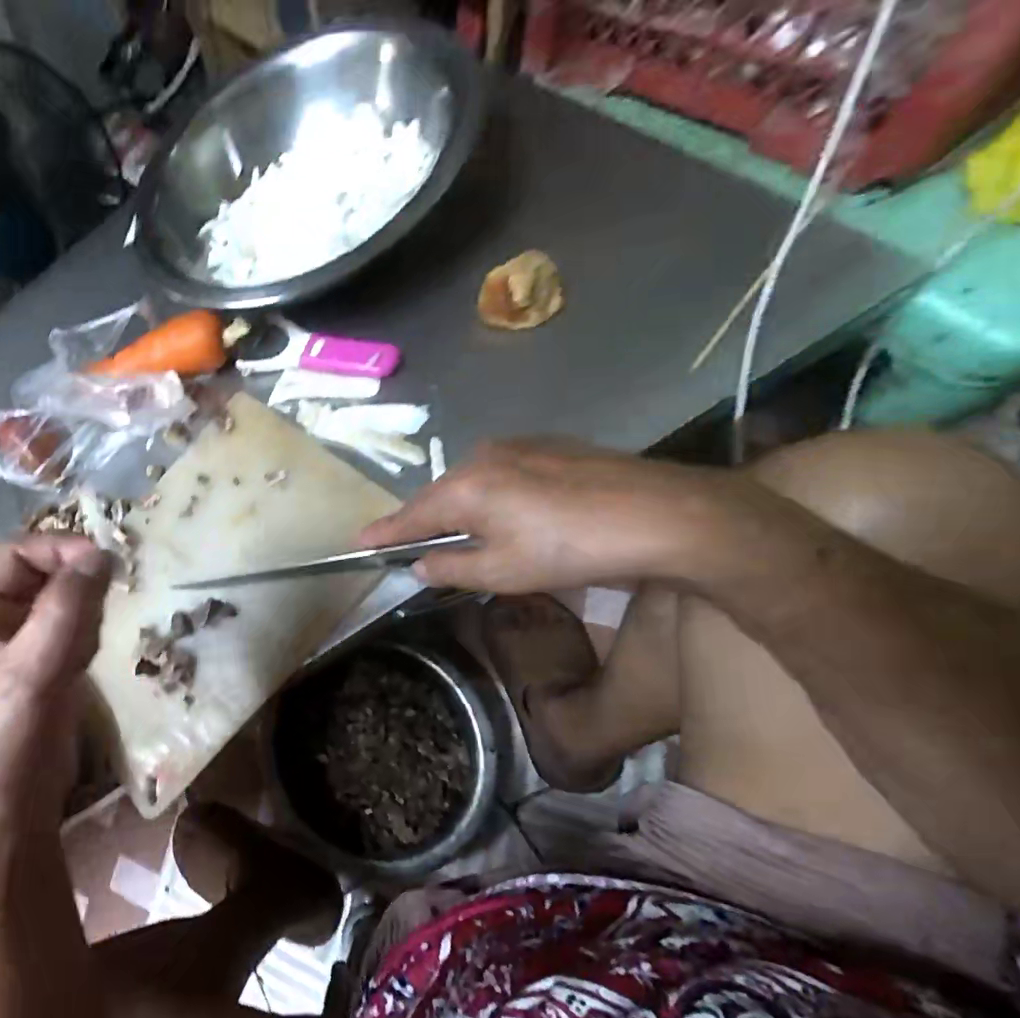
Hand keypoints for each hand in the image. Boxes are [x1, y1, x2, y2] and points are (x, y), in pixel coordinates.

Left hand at [0, 535, 110, 829]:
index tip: (106, 560)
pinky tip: (80, 668)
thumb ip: (66, 608)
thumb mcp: (30, 672)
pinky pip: (69, 633)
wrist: (7, 823)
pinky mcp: (37, 669)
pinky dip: (84, 640)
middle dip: (73, 590)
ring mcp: (11, 648)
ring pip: (59, 604)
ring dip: (82, 619)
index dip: (58, 552)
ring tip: (80, 655)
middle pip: (37, 579)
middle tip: (103, 608)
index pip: (12, 558)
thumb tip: (100, 553)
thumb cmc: (3, 746)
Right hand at [358, 438, 785, 593]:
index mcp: (465, 488)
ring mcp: (519, 445)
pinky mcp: (550, 445)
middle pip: (439, 494)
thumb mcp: (504, 571)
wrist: (659, 513)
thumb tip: (419, 565)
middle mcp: (483, 456)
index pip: (411, 514)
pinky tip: (508, 512)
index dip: (385, 531)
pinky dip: (490, 493)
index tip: (359, 540)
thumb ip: (452, 567)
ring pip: (471, 480)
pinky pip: (501, 471)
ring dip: (460, 507)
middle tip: (411, 545)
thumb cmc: (570, 549)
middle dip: (424, 520)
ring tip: (461, 533)